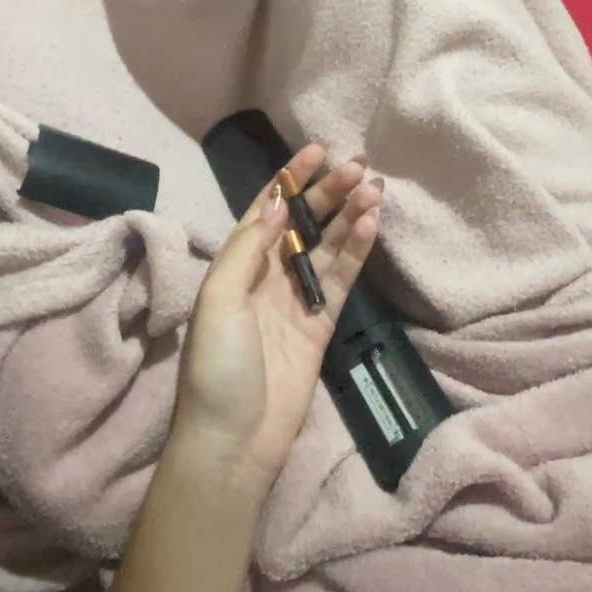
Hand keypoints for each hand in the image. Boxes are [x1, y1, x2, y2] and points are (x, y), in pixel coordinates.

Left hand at [171, 144, 382, 491]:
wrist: (234, 441)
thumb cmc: (216, 367)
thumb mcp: (218, 299)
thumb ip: (248, 249)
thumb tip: (280, 204)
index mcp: (237, 264)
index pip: (268, 209)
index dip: (291, 178)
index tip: (318, 150)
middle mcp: (267, 275)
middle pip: (304, 223)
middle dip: (329, 192)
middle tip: (359, 166)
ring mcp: (297, 299)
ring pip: (328, 246)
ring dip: (349, 216)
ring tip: (375, 188)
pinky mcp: (321, 324)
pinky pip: (342, 279)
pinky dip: (357, 252)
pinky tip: (371, 226)